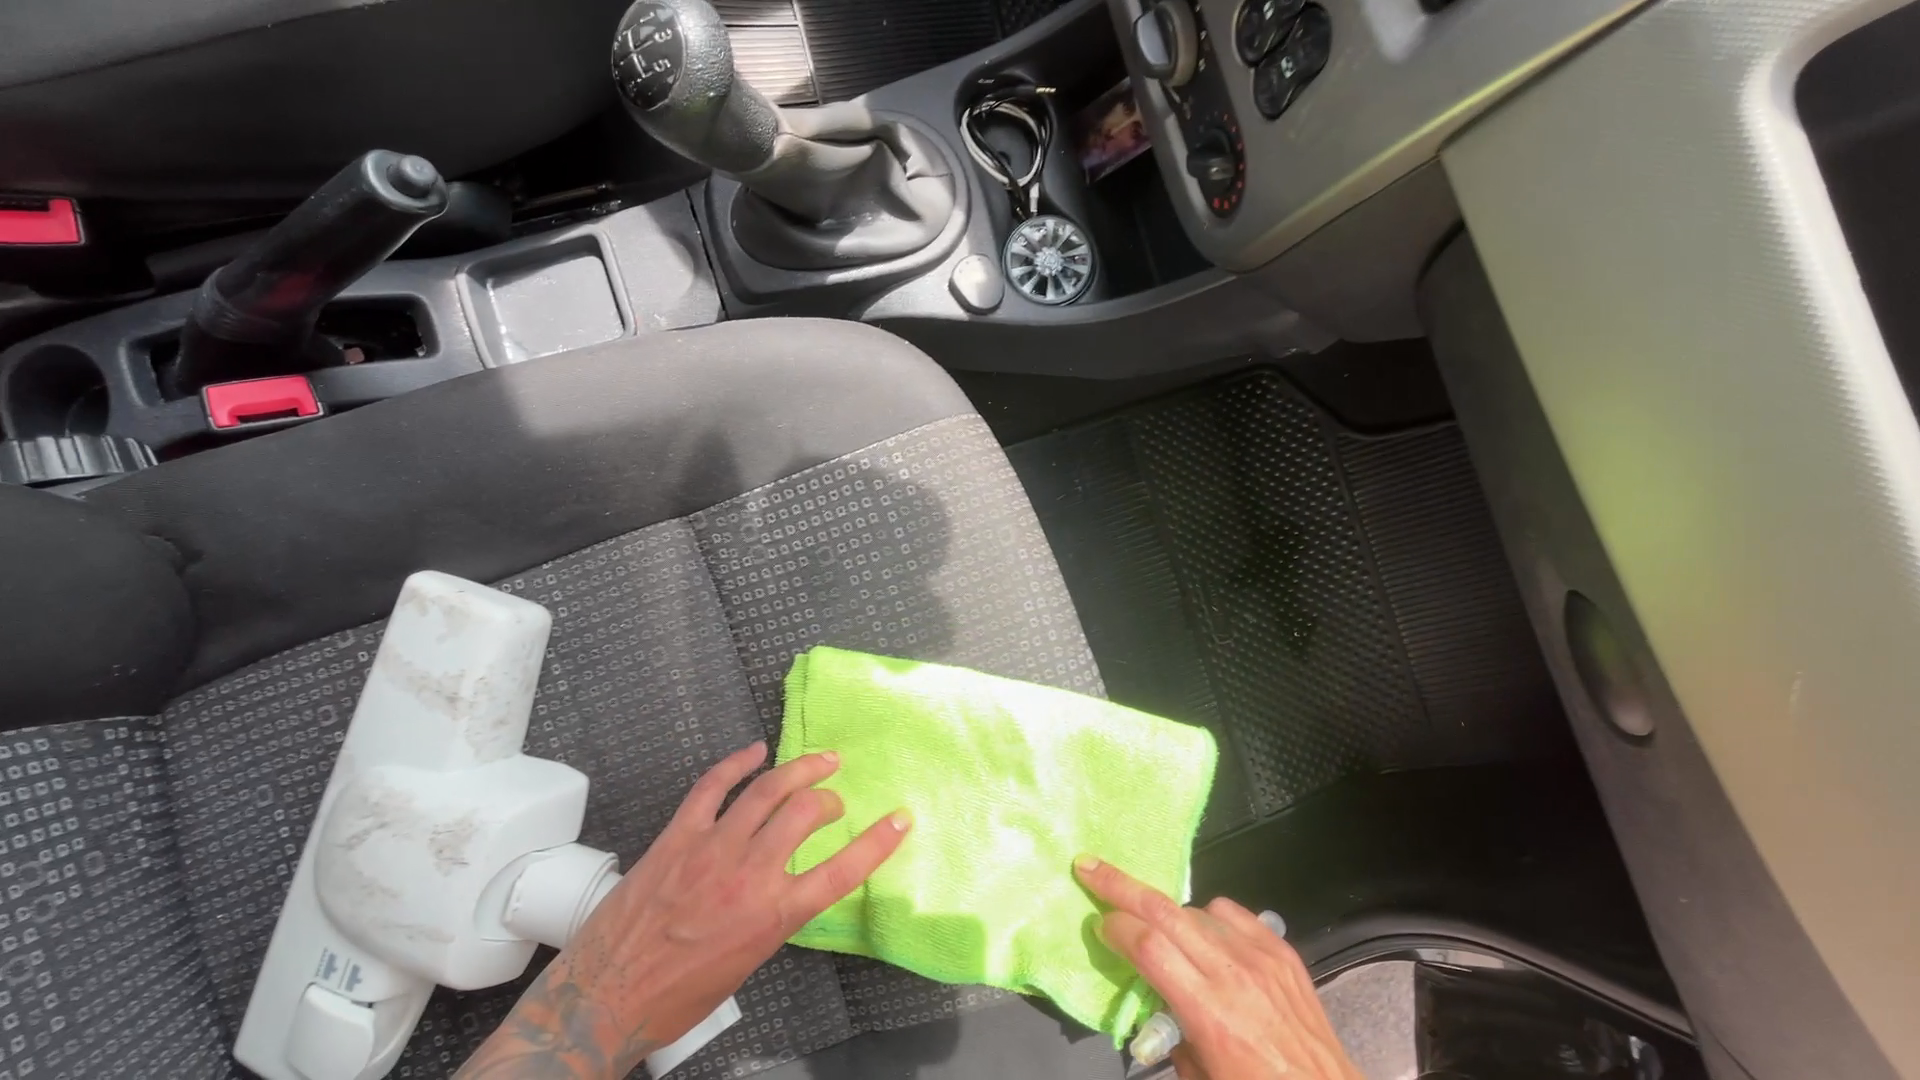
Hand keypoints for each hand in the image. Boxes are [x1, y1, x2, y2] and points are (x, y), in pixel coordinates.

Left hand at [458, 741, 910, 1078]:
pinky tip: (754, 752)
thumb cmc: (679, 995)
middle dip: (828, 799)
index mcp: (773, 915)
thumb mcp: (746, 962)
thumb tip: (783, 885)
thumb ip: (771, 915)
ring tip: (820, 760)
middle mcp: (750, 874)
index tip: (901, 820)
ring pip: (767, 790)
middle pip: (806, 813)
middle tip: (834, 800)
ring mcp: (712, 848)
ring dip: (800, 769)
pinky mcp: (678, 835)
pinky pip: (713, 786)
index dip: (879, 842)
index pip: (843, 870)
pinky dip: (737, 763)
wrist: (606, 997)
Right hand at [1074, 856, 1361, 1079]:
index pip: (1149, 947)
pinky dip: (1208, 916)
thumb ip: (1171, 1033)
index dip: (1117, 929)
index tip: (1099, 926)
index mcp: (1210, 1012)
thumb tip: (1151, 997)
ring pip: (1196, 909)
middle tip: (1089, 866)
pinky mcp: (1281, 949)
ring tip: (1159, 930)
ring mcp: (1260, 955)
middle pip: (1165, 911)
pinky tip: (1206, 936)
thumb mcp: (1200, 1077)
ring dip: (1167, 912)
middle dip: (1120, 885)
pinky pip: (1231, 912)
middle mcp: (1233, 973)